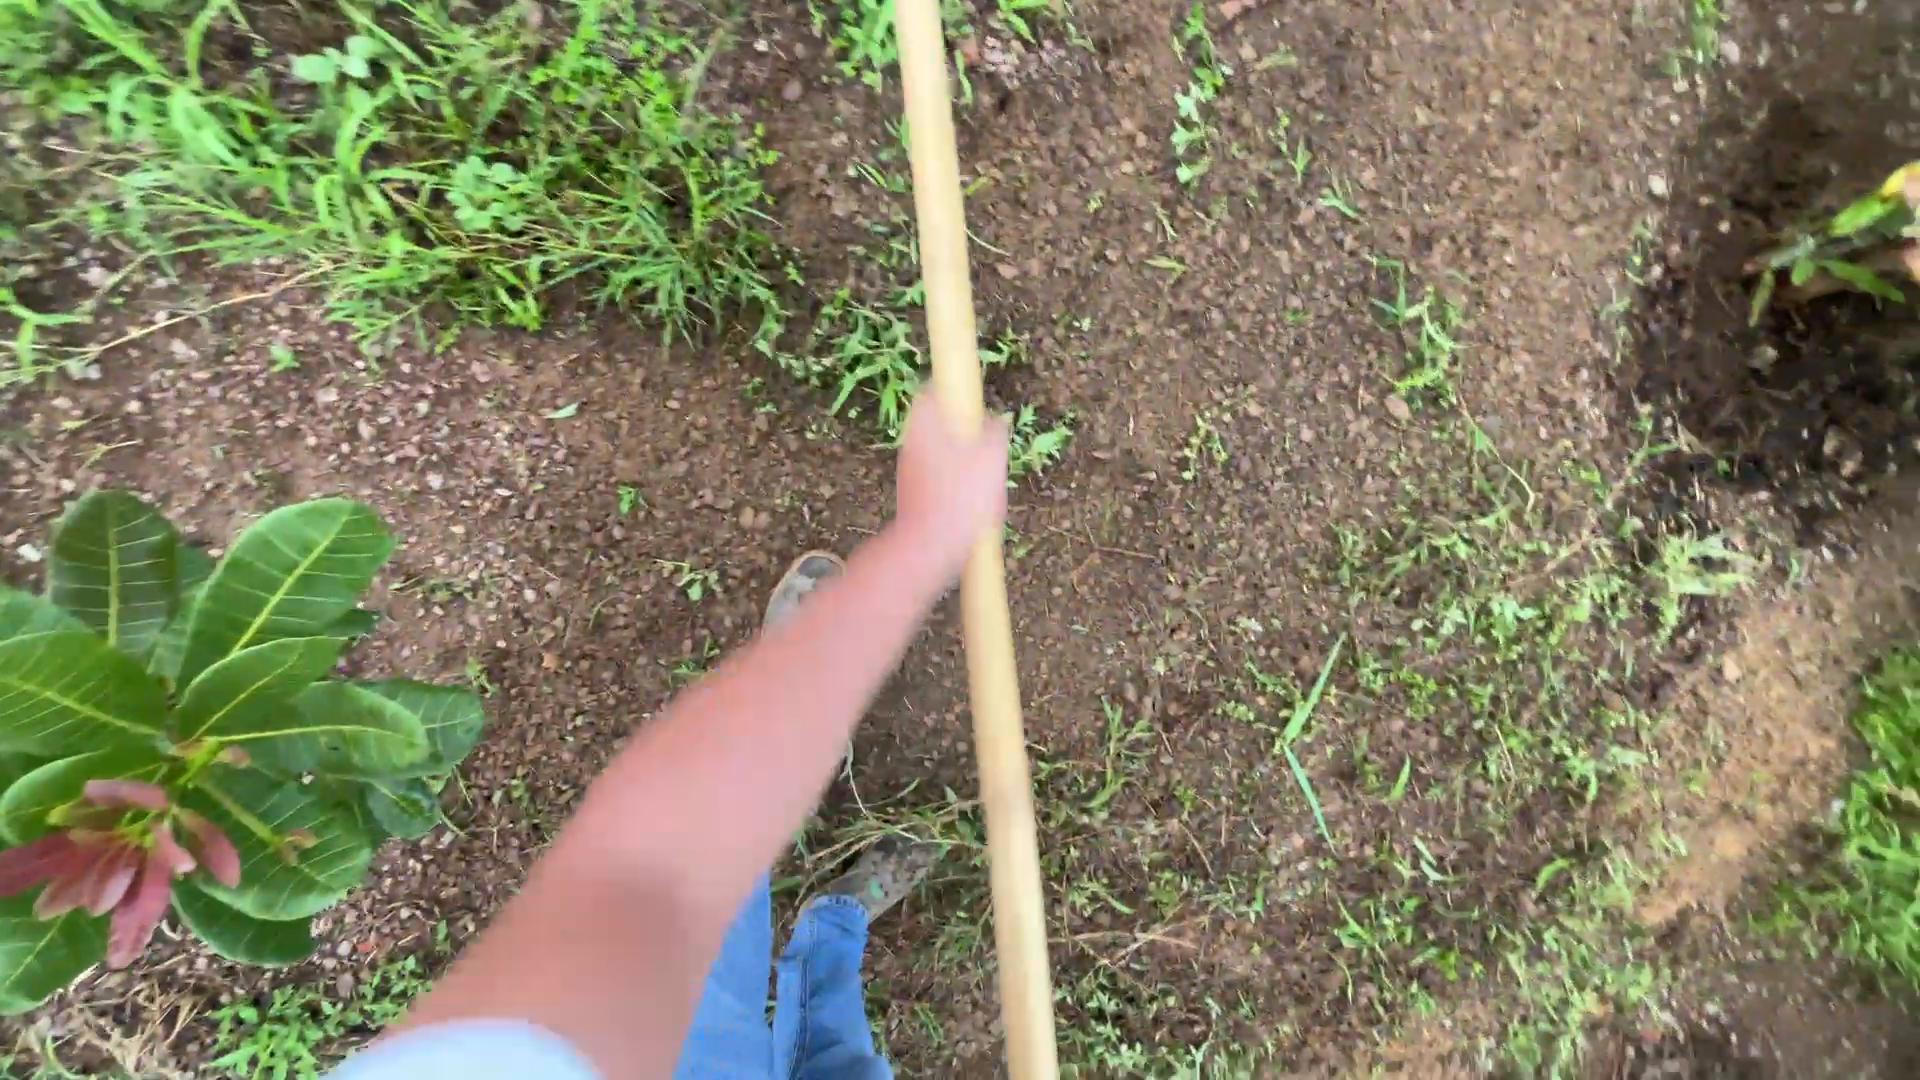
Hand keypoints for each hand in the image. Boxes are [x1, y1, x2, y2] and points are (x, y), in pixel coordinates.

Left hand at [894, 390, 1008, 565]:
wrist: (929, 547)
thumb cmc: (961, 497)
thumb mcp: (991, 458)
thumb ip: (994, 432)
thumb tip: (995, 420)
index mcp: (925, 424)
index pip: (931, 391)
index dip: (953, 392)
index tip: (973, 400)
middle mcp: (911, 443)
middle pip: (935, 424)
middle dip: (961, 430)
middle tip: (986, 442)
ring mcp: (908, 470)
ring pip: (937, 452)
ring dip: (959, 459)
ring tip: (984, 477)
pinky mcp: (912, 495)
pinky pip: (936, 478)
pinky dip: (953, 483)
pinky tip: (971, 501)